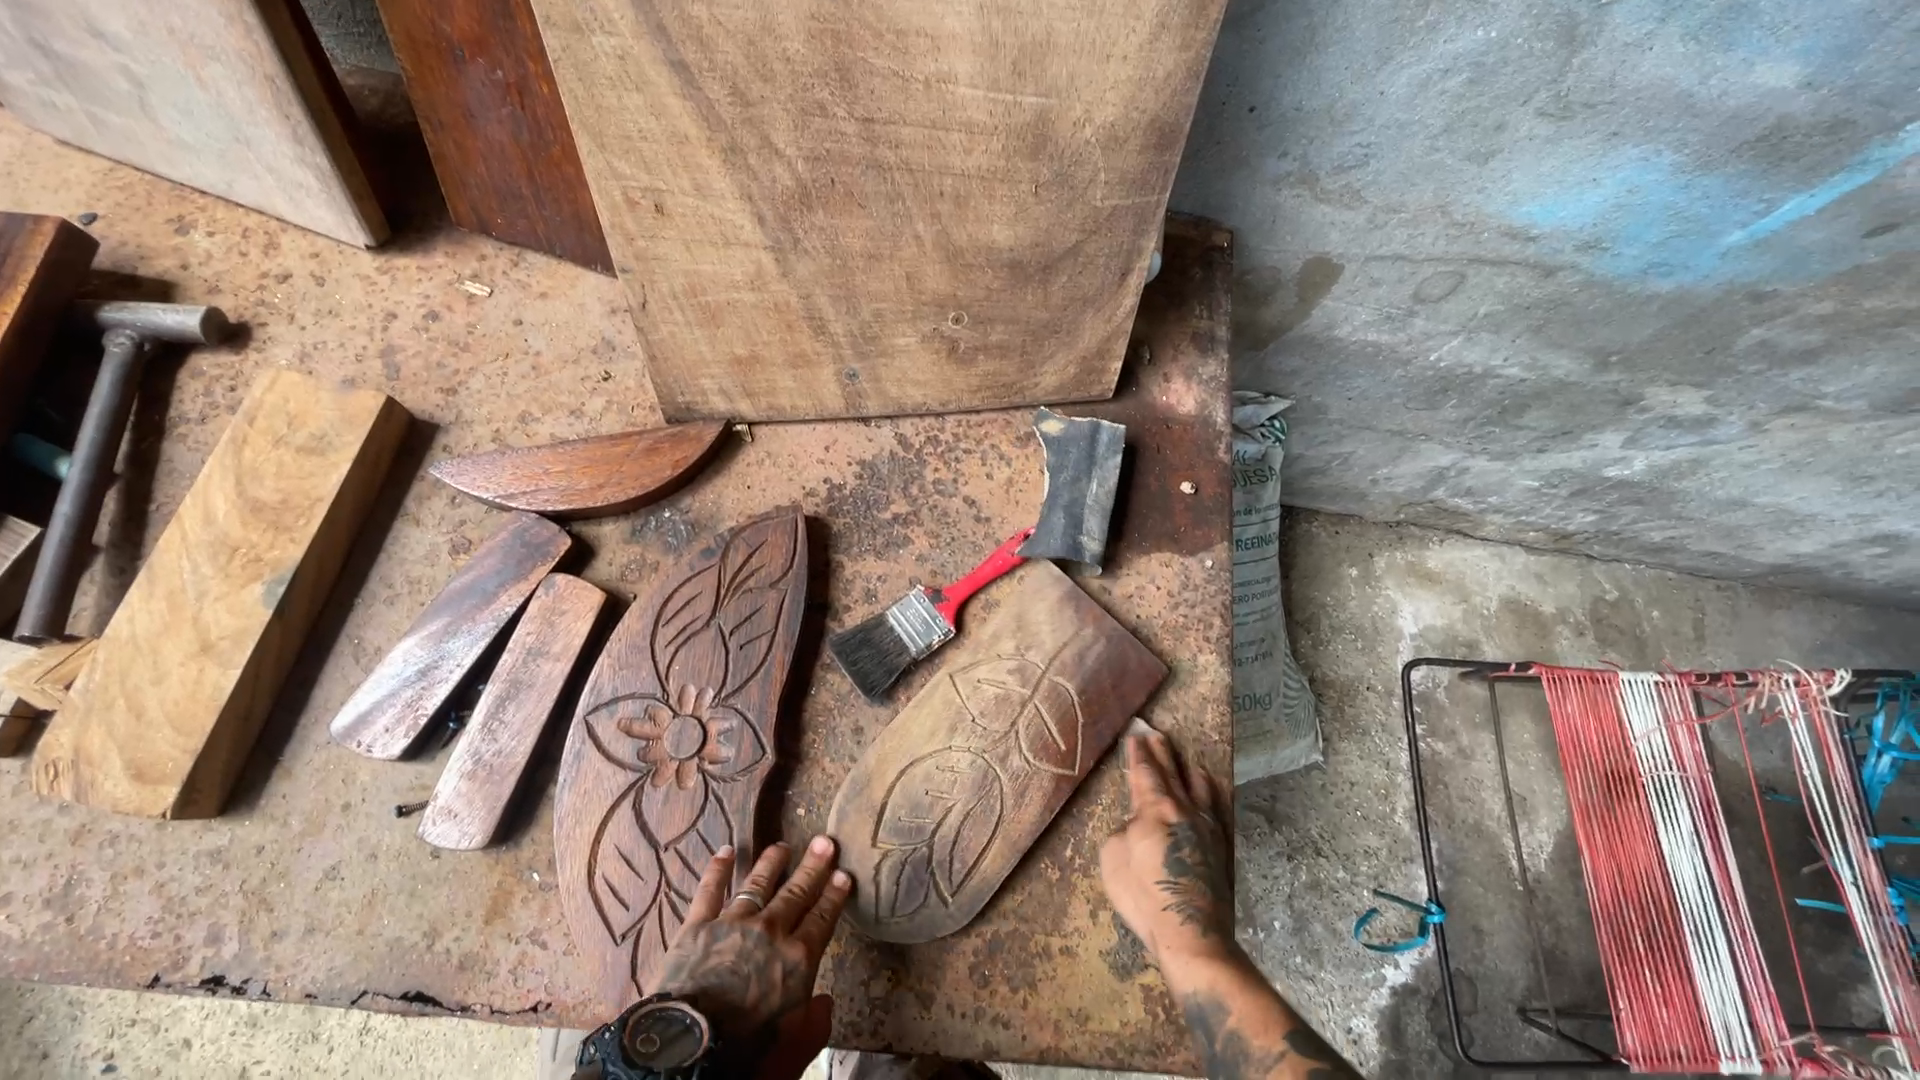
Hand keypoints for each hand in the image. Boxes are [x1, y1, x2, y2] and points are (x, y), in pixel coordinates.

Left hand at [653, 837, 852, 1062]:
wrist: (691, 1048)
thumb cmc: (749, 1052)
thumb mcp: (796, 1048)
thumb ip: (815, 1022)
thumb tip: (824, 1002)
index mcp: (798, 958)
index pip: (823, 918)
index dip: (834, 895)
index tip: (843, 874)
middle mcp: (771, 931)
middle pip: (797, 893)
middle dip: (813, 866)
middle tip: (824, 842)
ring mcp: (734, 924)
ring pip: (757, 884)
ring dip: (771, 863)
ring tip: (781, 846)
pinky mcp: (698, 925)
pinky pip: (710, 890)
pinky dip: (718, 869)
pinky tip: (725, 851)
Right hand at [1100, 732, 1234, 966]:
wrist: (1190, 931)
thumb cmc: (1144, 895)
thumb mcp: (1112, 858)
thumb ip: (1123, 831)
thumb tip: (1137, 825)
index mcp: (1154, 809)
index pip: (1144, 774)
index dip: (1138, 754)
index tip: (1136, 735)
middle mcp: (1183, 810)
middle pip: (1172, 774)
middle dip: (1162, 754)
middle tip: (1158, 734)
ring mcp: (1207, 828)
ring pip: (1199, 789)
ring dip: (1189, 771)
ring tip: (1188, 761)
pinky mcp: (1220, 848)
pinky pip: (1216, 809)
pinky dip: (1210, 794)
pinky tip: (1210, 792)